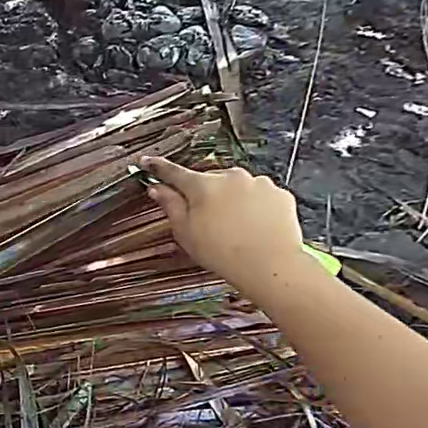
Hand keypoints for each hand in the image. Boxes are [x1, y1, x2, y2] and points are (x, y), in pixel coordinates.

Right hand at [138, 157, 314, 286]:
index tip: (148, 162)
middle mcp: (231, 177)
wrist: (269, 265)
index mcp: (203, 185)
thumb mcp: (185, 232)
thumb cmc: (222, 252)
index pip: (174, 172)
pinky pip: (260, 196)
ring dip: (231, 201)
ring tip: (234, 229)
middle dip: (205, 195)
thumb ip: (170, 206)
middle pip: (210, 181)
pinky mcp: (279, 194)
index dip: (158, 167)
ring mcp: (258, 183)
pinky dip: (255, 207)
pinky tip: (253, 227)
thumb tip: (157, 189)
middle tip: (205, 221)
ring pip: (237, 187)